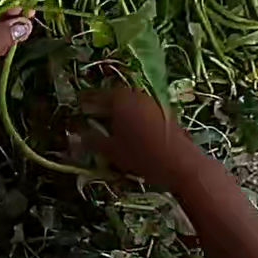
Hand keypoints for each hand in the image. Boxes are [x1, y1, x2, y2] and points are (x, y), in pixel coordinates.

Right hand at [83, 87, 203, 188]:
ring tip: (109, 124)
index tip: (77, 103)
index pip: (96, 95)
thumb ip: (93, 140)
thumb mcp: (112, 150)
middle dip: (102, 105)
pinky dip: (132, 116)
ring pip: (129, 102)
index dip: (85, 100)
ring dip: (118, 110)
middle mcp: (136, 95)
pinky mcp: (164, 111)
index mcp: (120, 99)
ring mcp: (152, 102)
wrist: (180, 163)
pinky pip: (141, 109)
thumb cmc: (141, 155)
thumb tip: (77, 135)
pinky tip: (129, 130)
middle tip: (91, 114)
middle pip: (114, 96)